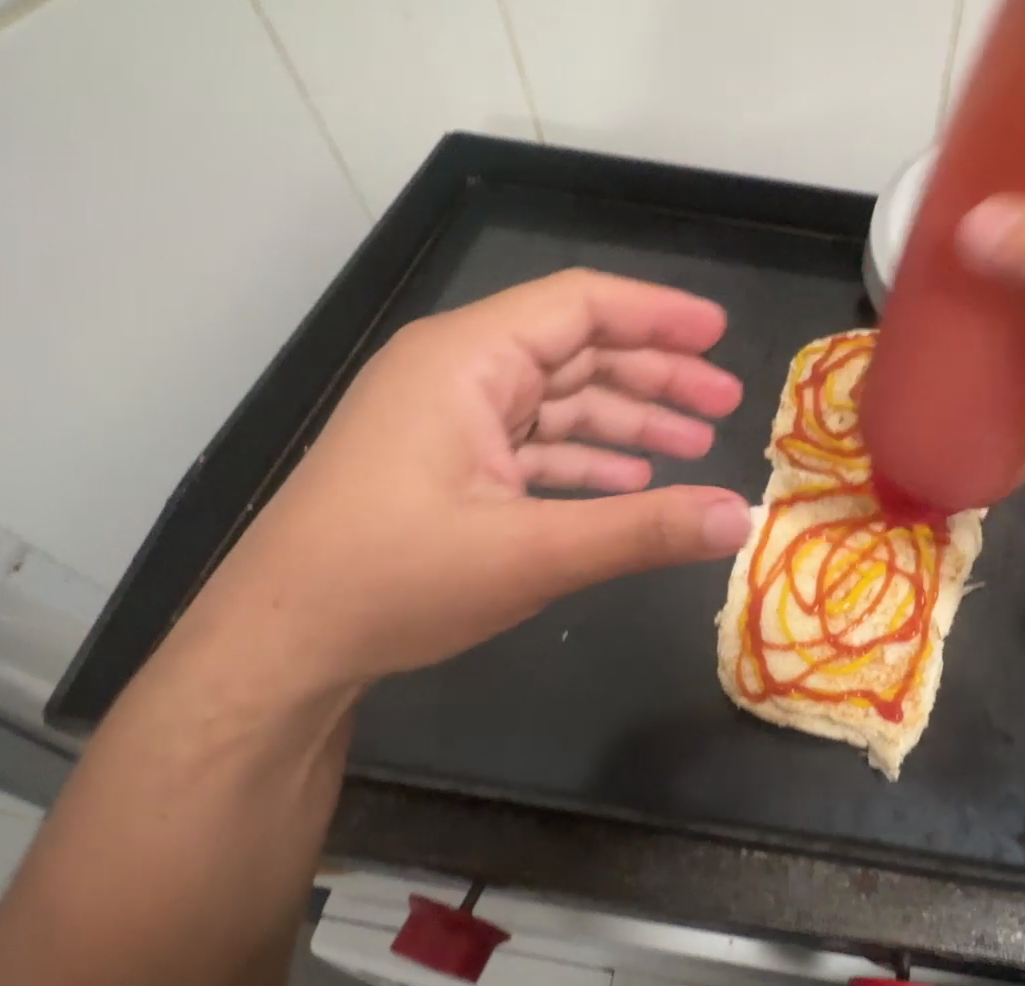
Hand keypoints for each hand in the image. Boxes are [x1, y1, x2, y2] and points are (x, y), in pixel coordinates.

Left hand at [180, 269, 754, 696]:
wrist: (282, 642)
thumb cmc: (395, 579)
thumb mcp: (532, 553)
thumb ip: (644, 530)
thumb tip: (742, 518)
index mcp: (468, 361)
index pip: (580, 305)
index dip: (658, 314)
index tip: (721, 334)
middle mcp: (458, 374)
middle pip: (577, 350)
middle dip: (657, 373)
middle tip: (727, 403)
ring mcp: (449, 420)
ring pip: (559, 400)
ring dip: (628, 419)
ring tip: (696, 444)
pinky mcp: (446, 464)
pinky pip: (534, 444)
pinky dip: (587, 459)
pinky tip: (631, 482)